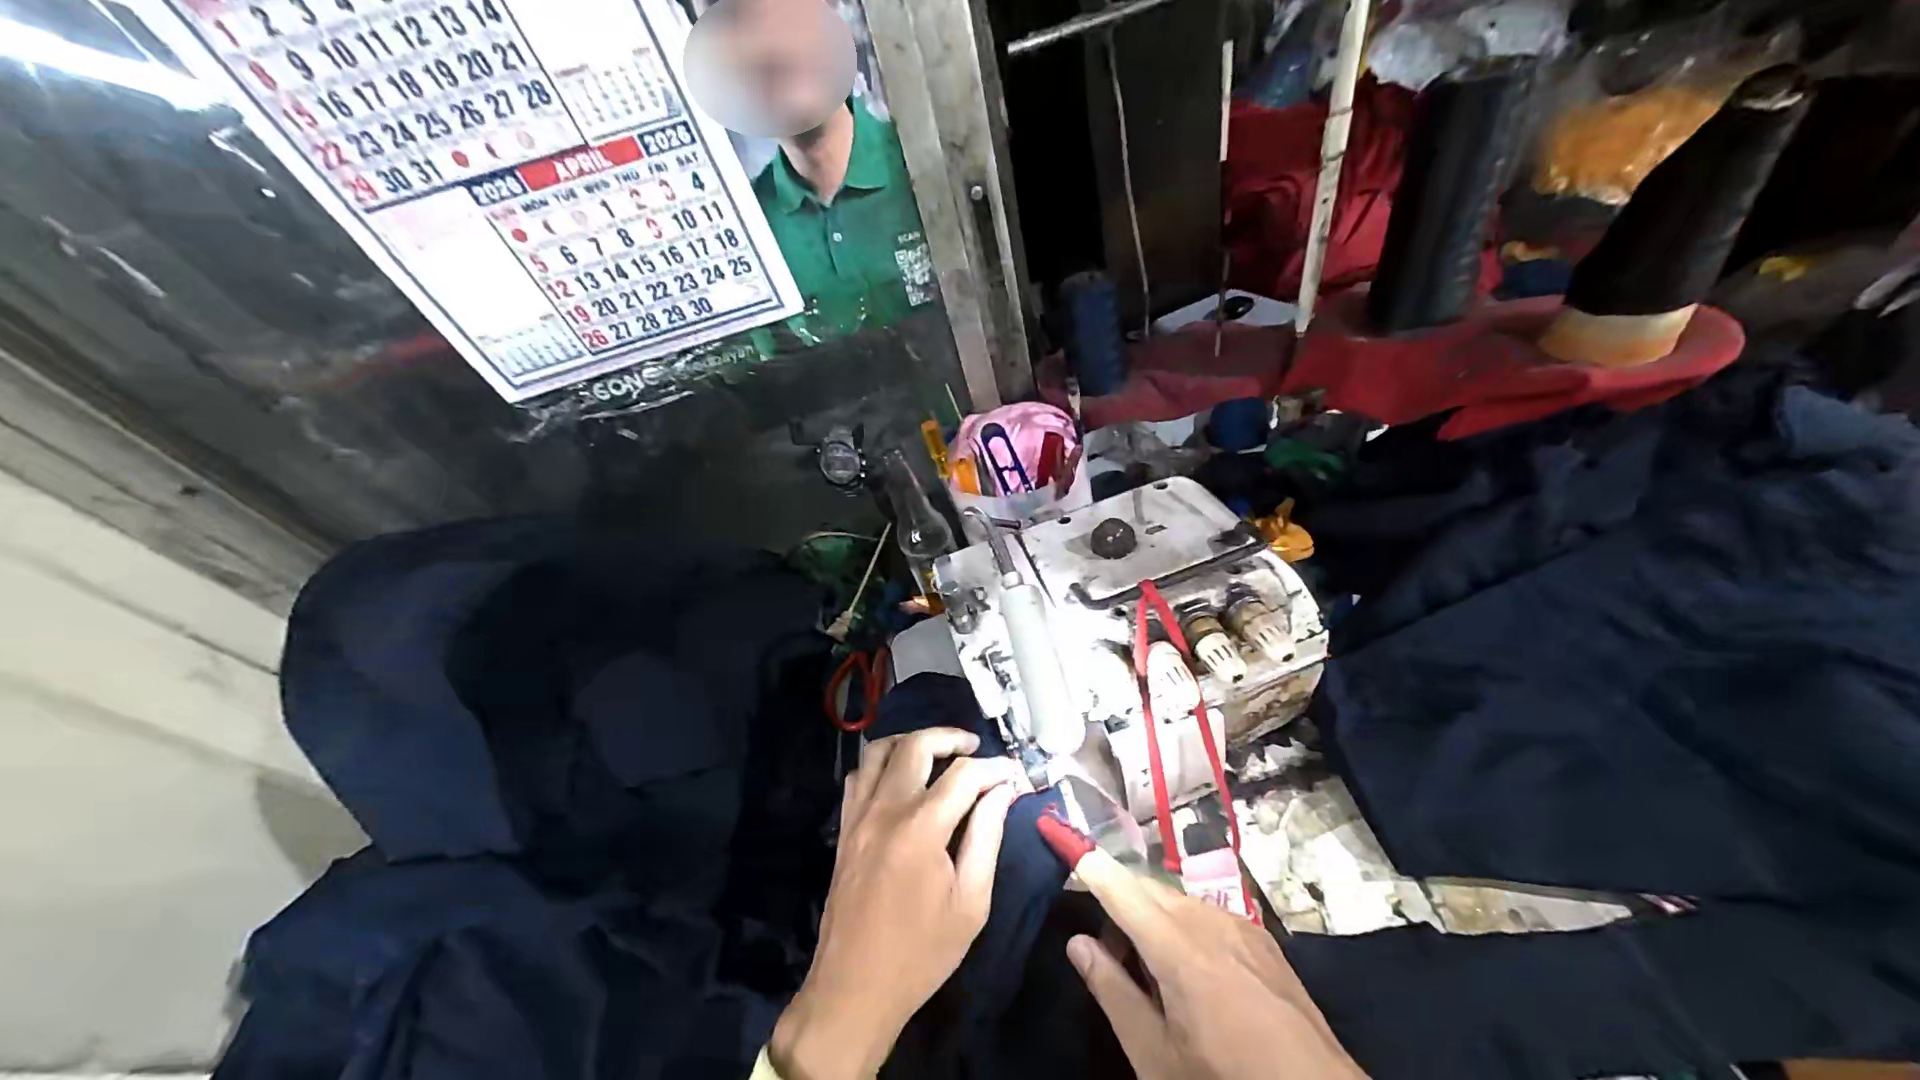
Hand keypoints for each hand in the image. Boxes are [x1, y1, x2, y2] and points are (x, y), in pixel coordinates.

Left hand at [769, 728, 1025, 1079]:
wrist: (854, 988)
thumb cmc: (921, 952)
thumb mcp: (971, 902)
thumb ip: (987, 836)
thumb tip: (1003, 790)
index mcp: (921, 827)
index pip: (964, 774)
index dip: (995, 768)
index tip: (1014, 774)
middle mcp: (885, 808)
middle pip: (916, 745)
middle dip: (951, 738)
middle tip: (976, 748)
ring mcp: (858, 815)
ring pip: (880, 750)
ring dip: (912, 742)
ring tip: (939, 754)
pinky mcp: (844, 828)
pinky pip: (860, 776)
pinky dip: (883, 764)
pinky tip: (902, 780)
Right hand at [1068, 849, 1368, 1079]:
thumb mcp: (1156, 1056)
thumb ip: (1112, 992)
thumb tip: (1078, 942)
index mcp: (1177, 947)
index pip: (1118, 886)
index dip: (1085, 858)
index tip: (1056, 831)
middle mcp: (1208, 920)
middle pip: (1145, 890)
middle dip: (1117, 904)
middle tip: (1109, 957)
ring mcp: (1240, 926)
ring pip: (1176, 902)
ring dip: (1151, 920)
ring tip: (1153, 978)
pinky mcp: (1262, 940)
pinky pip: (1207, 917)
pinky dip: (1184, 929)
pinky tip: (1195, 979)